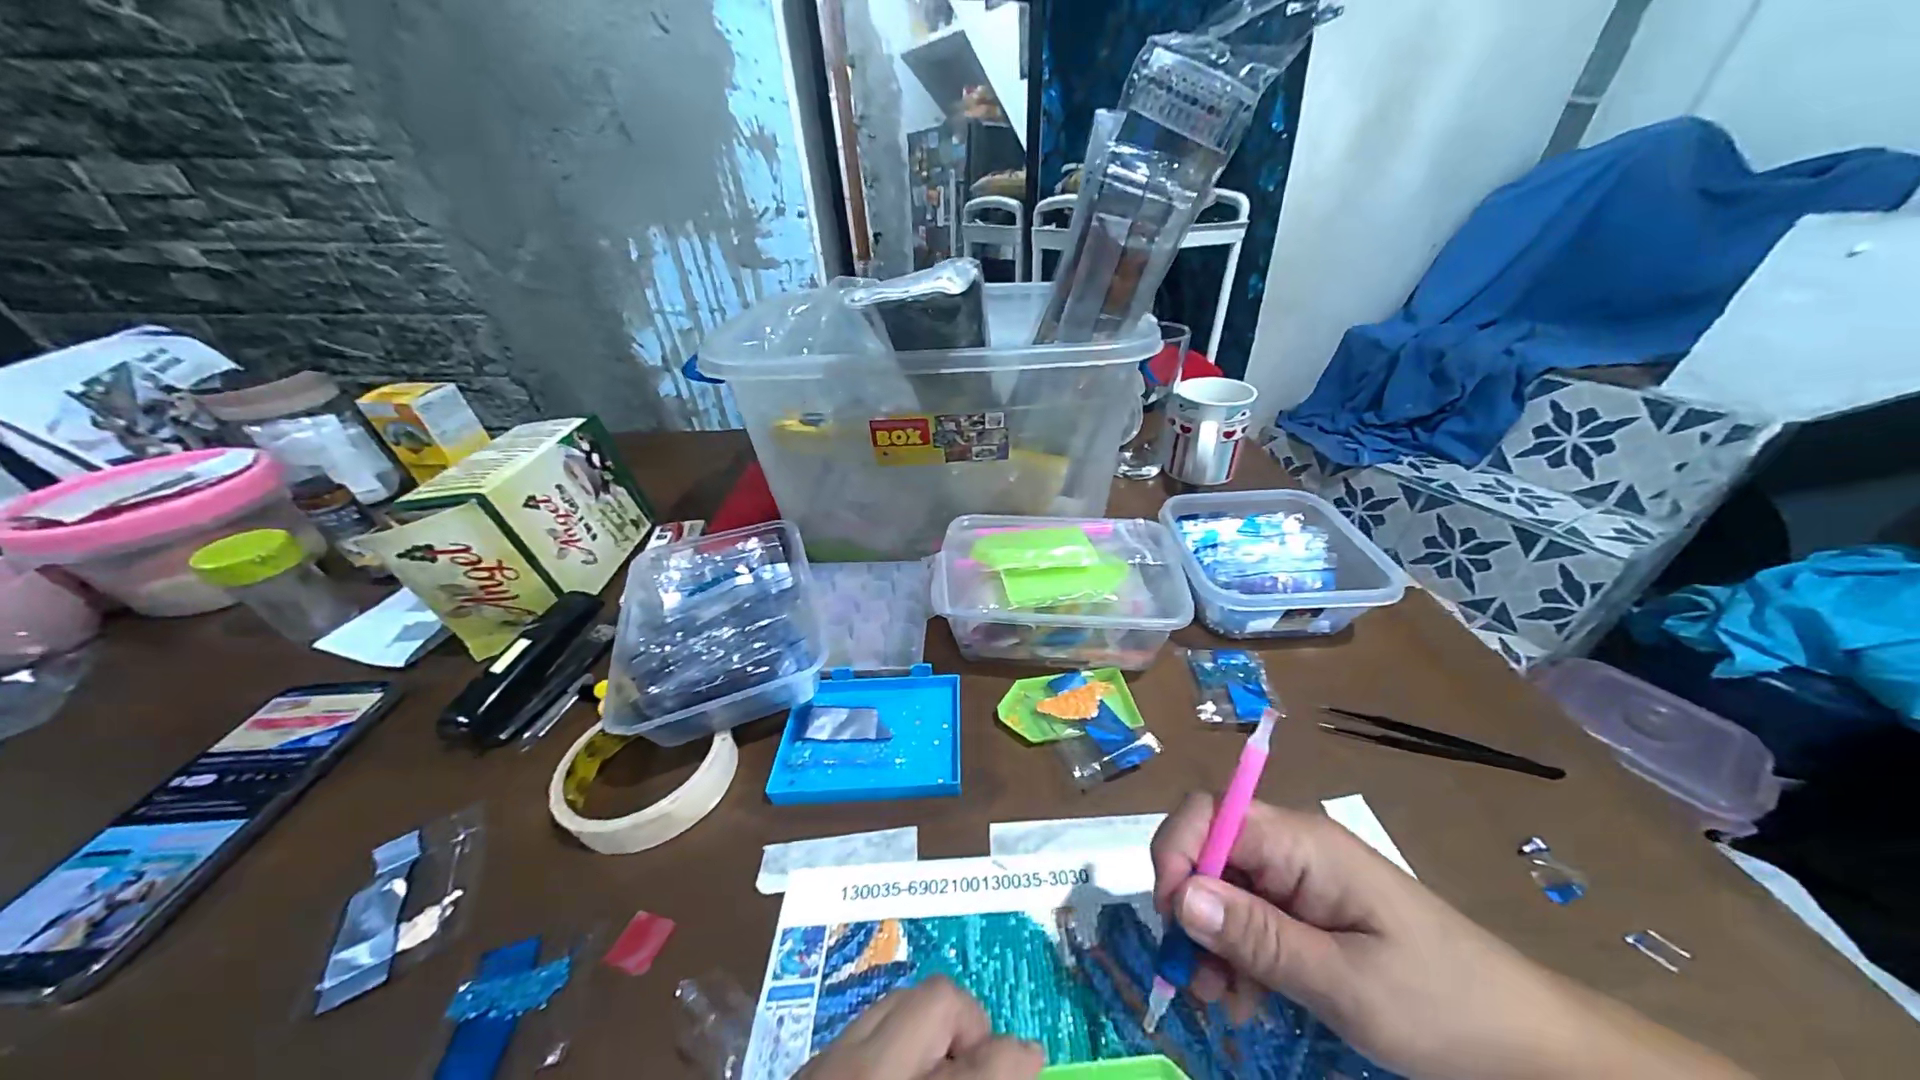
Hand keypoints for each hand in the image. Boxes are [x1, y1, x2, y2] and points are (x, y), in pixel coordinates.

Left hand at [796, 977, 1044, 1079]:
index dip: (1018, 1058)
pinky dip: (891, 1042)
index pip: (989, 1059)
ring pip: (899, 1001)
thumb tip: (1021, 1060)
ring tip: (932, 1075)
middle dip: (970, 1026)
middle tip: (973, 1074)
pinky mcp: (806, 1065)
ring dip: (928, 1029)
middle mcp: (870, 1073)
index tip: (1030, 1065)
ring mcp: (830, 1063)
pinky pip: (864, 1025)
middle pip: (940, 1000)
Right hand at [1151, 794, 1749, 1079]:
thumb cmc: (1443, 1007)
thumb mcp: (1345, 983)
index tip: (1171, 919)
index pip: (1209, 813)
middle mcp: (1294, 847)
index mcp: (1302, 843)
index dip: (1176, 854)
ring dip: (1210, 939)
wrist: (1529, 1044)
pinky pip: (1250, 916)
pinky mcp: (1308, 909)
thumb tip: (1178, 896)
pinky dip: (1236, 953)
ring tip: (1224, 999)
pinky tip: (1246, 995)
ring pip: (1223, 888)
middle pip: (1210, 851)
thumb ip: (1258, 937)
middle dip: (1189, 907)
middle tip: (1193, 977)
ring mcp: (1300, 878)